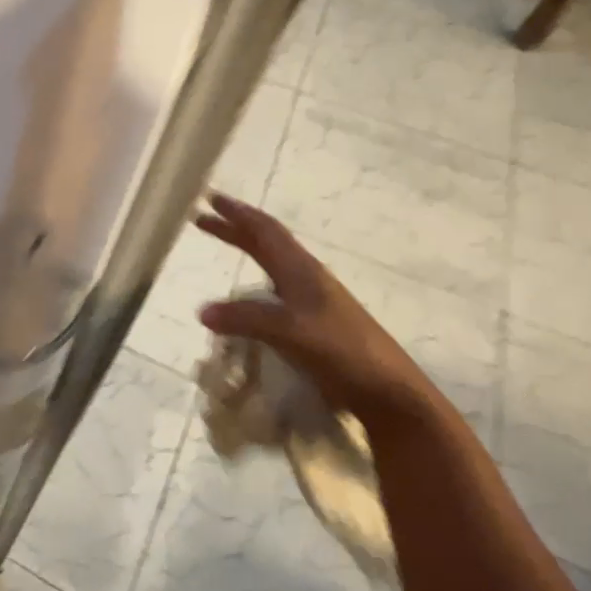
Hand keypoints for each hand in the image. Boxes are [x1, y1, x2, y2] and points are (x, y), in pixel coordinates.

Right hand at [193, 193, 438, 425]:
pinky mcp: (313, 324)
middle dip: (236, 229)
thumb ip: (245, 319)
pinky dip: (252, 284)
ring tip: (222, 250)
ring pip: (272, 266)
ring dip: (246, 252)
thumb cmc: (343, 352)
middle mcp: (307, 280)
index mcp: (302, 272)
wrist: (389, 392)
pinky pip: (274, 292)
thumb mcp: (290, 332)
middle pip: (267, 244)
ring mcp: (312, 302)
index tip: (212, 198)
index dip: (238, 215)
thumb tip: (201, 311)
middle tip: (203, 218)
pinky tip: (245, 298)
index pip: (266, 232)